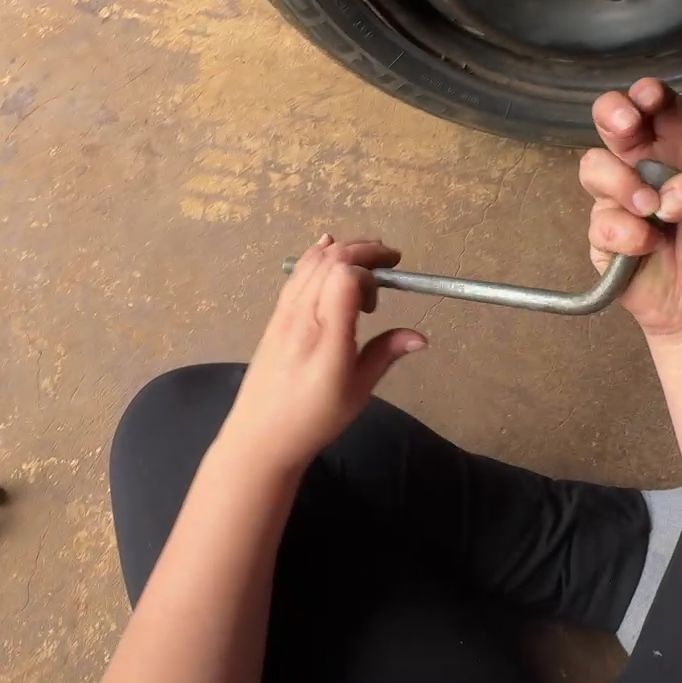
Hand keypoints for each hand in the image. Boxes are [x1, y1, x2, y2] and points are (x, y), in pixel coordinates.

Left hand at [219, 236, 427, 472]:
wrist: (260, 437)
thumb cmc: (315, 419)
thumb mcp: (358, 391)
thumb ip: (385, 354)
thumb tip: (421, 337)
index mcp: (327, 338)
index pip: (344, 277)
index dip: (370, 272)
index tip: (382, 296)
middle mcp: (303, 317)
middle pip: (330, 260)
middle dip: (365, 250)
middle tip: (391, 259)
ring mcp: (284, 313)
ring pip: (312, 262)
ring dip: (343, 249)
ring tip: (369, 253)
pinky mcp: (275, 315)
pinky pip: (297, 273)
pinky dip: (317, 255)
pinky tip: (328, 246)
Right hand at [579, 79, 681, 339]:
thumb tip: (666, 195)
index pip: (660, 109)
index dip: (649, 95)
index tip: (648, 97)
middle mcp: (645, 168)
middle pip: (612, 120)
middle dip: (612, 113)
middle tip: (625, 127)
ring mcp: (620, 200)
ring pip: (594, 166)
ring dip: (621, 184)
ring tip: (651, 211)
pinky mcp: (603, 236)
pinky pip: (599, 222)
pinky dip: (625, 236)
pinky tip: (647, 249)